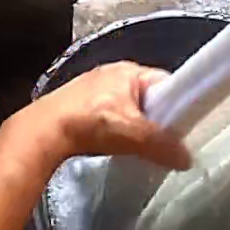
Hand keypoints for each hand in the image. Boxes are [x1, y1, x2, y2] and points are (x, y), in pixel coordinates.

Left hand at [8, 62, 191, 170]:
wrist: (43, 132)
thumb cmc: (91, 123)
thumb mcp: (134, 134)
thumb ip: (163, 145)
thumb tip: (186, 159)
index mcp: (130, 70)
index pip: (167, 83)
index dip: (179, 104)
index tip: (183, 128)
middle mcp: (113, 72)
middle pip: (148, 97)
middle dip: (155, 118)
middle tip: (160, 141)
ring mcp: (94, 86)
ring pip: (128, 107)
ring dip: (133, 125)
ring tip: (134, 144)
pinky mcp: (80, 102)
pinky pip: (110, 114)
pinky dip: (115, 128)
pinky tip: (112, 143)